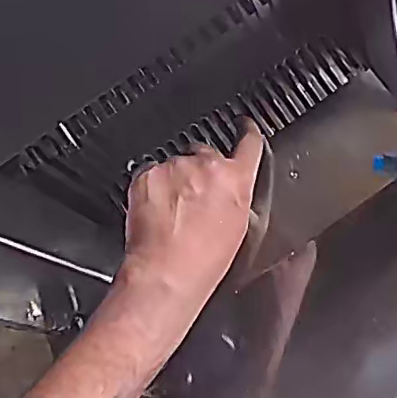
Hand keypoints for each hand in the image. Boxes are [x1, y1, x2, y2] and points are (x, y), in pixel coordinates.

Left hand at [120, 121, 266, 305]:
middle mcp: (205, 166)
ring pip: (176, 166)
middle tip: (195, 203)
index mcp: (235, 178)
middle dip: (201, 173)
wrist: (166, 272)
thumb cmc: (204, 259)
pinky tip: (159, 213)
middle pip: (206, 155)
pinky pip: (152, 173)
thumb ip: (236, 195)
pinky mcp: (147, 174)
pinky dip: (154, 188)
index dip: (247, 132)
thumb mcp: (238, 227)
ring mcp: (174, 167)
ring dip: (176, 182)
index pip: (249, 142)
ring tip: (174, 215)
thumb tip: (229, 189)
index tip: (244, 125)